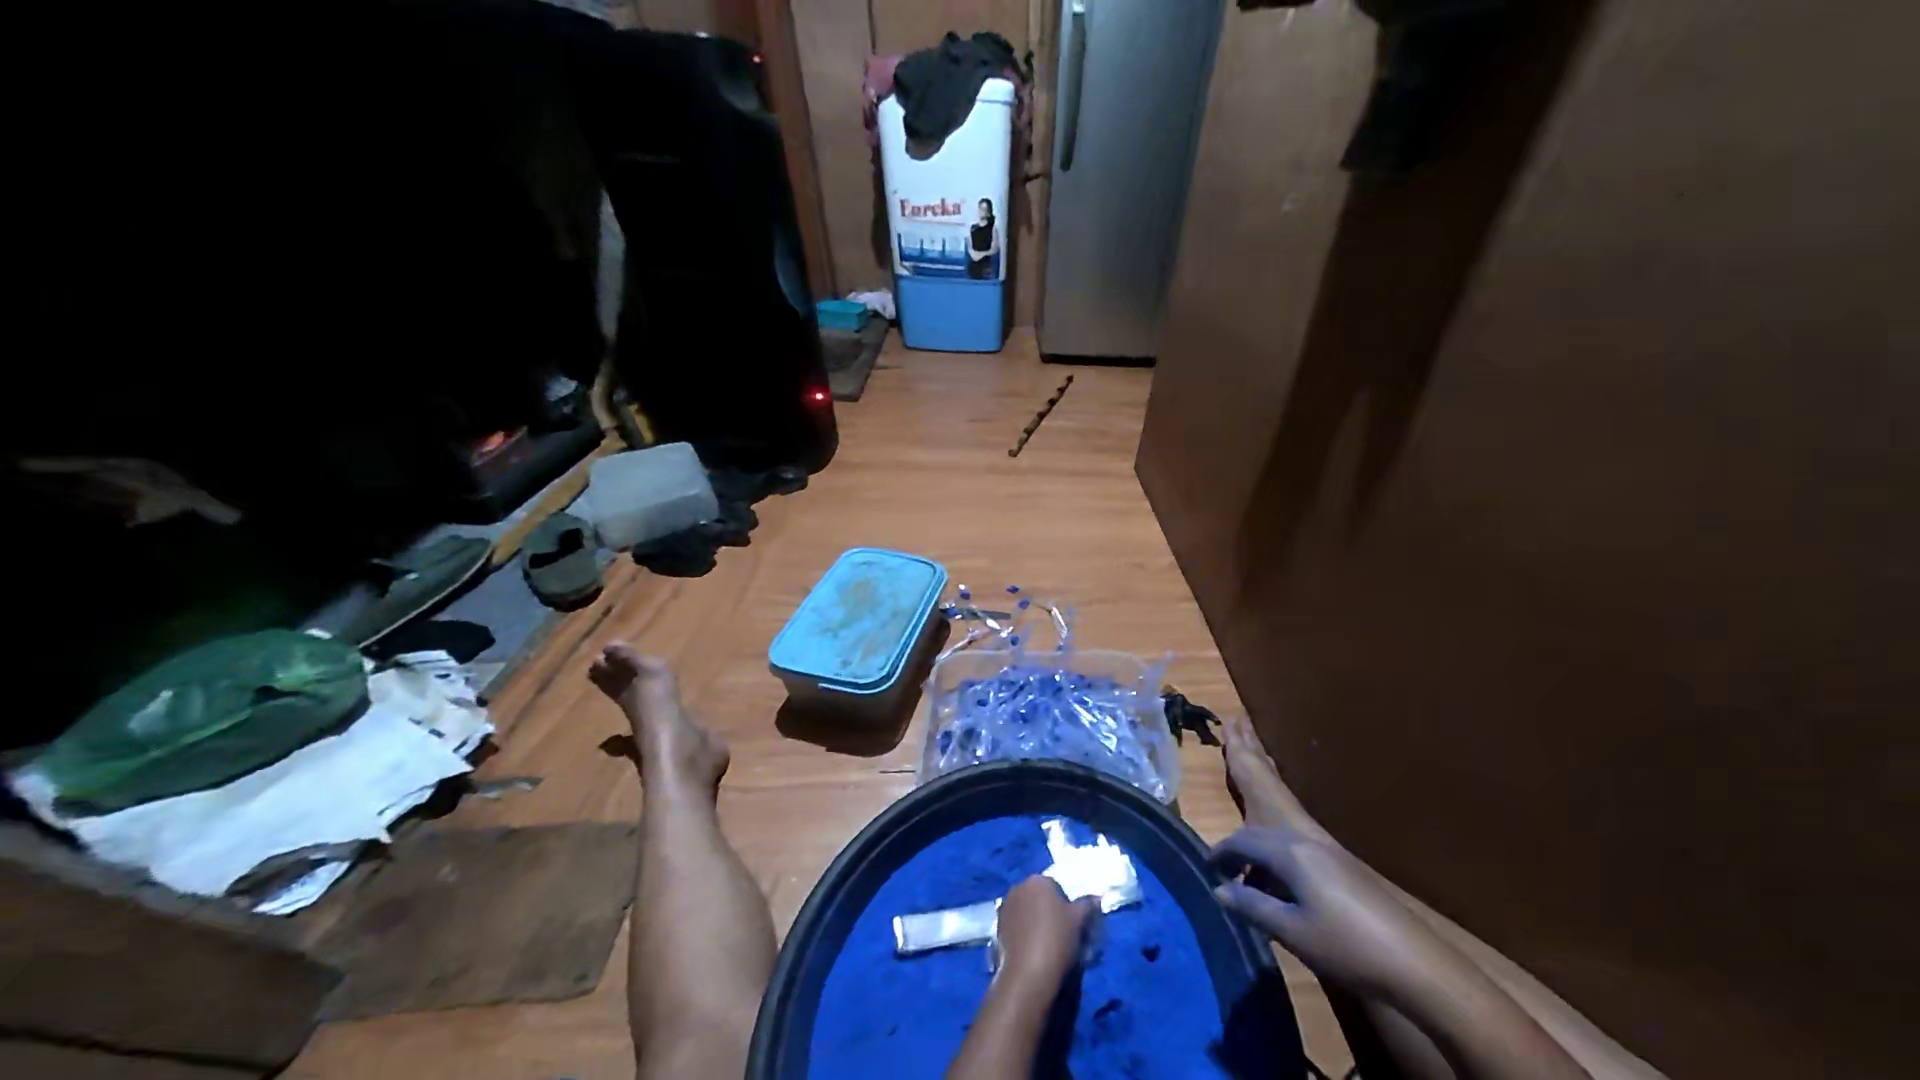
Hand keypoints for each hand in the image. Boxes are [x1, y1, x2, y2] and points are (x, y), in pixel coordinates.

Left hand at [995, 875, 1096, 990]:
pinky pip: (1016, 926)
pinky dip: (1023, 934)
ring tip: (1046, 946)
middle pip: (1038, 897)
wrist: (1027, 974)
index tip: (1072, 923)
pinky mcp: (996, 927)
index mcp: (1036, 880)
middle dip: (1049, 911)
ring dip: (1035, 922)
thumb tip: (1096, 898)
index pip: (1055, 886)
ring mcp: (1004, 907)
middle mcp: (1017, 888)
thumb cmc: (1056, 940)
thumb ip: (1088, 905)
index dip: (1066, 905)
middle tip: (1062, 934)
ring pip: (1026, 911)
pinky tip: (1032, 951)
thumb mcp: (1079, 921)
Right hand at [1210, 827, 1460, 1001]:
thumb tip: (1219, 890)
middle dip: (1239, 852)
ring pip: (1283, 844)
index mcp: (1290, 852)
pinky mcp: (1348, 868)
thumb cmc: (1345, 947)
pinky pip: (1302, 854)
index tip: (1206, 869)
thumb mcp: (1290, 931)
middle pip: (1262, 836)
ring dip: (1261, 859)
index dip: (1220, 853)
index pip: (1243, 840)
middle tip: (1224, 877)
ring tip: (1253, 889)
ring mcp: (1332, 853)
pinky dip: (1283, 865)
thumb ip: (1250, 906)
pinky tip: (1288, 895)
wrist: (1417, 964)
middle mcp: (1309, 842)